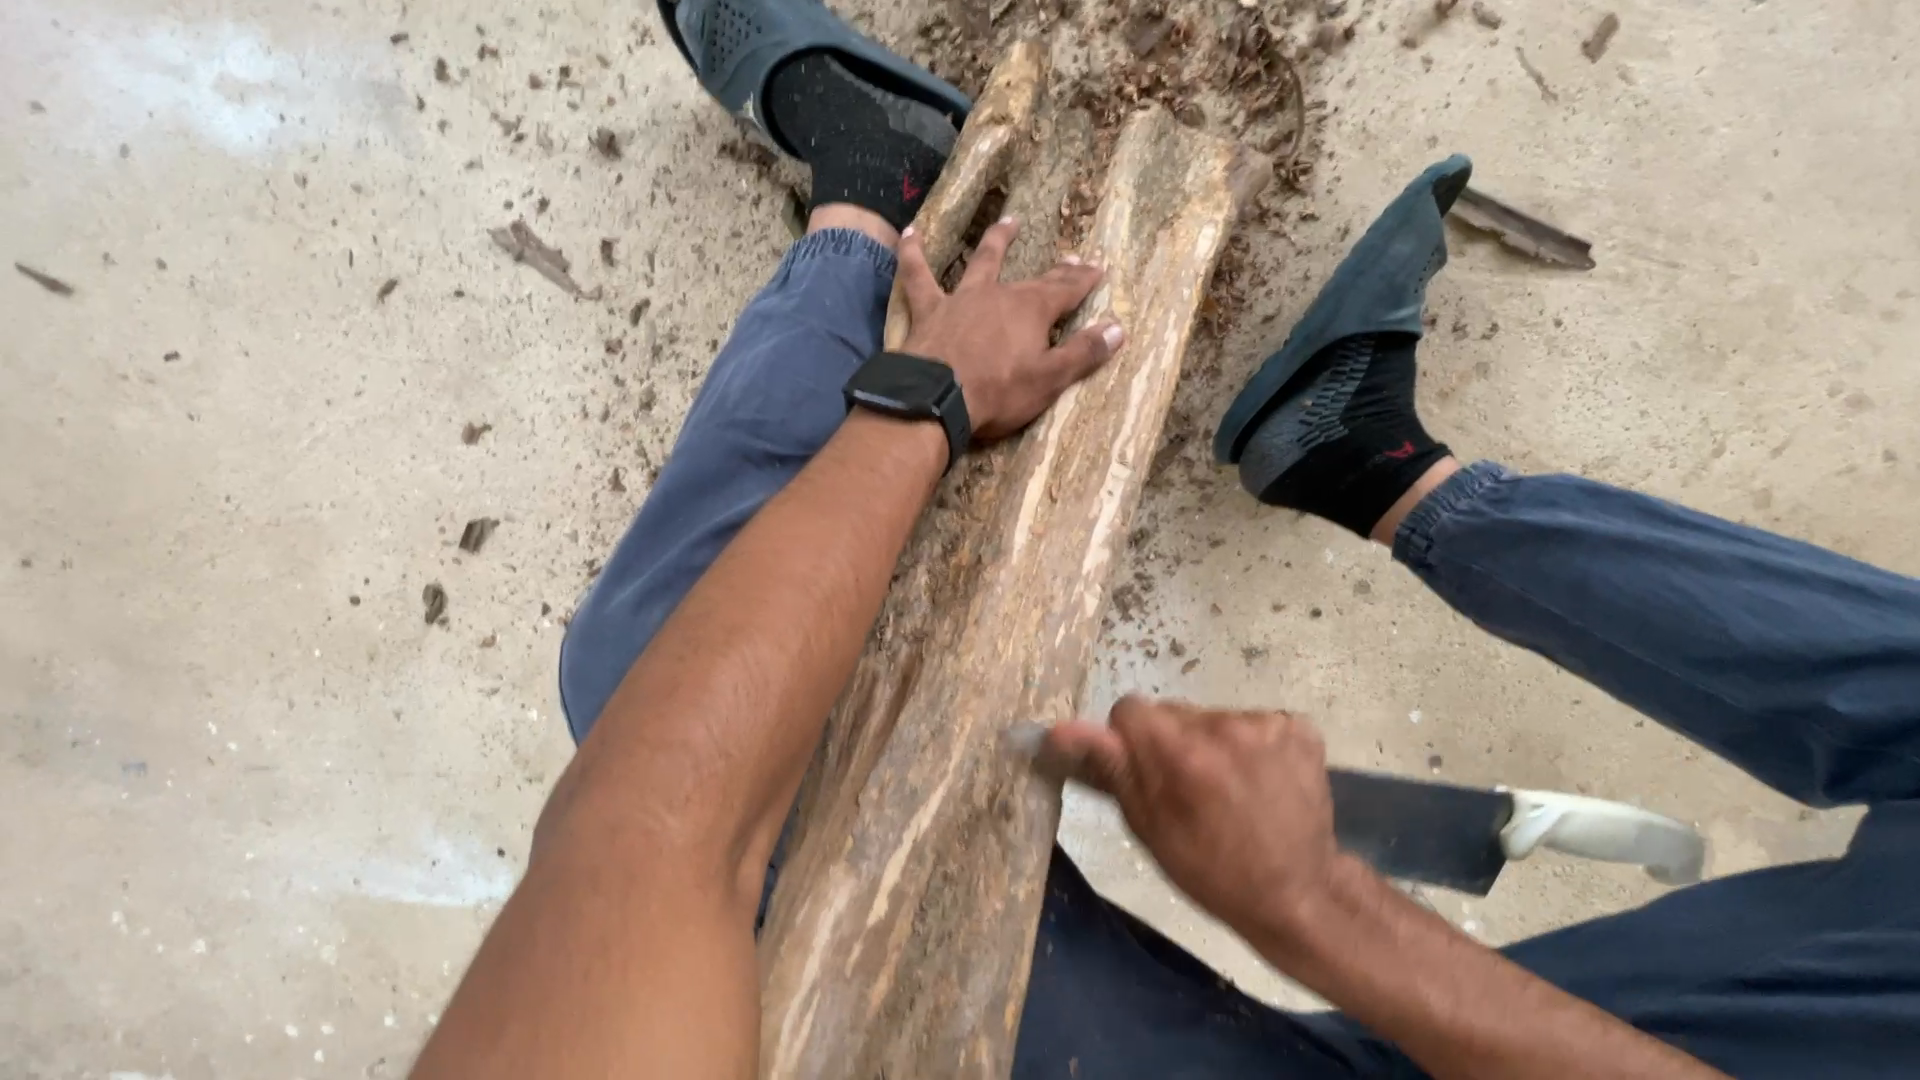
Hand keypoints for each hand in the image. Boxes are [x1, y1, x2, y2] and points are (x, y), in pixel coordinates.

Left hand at [895, 218, 1123, 439]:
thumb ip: (1083, 353)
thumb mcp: (1049, 380)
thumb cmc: (998, 393)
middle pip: (1033, 279)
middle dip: (1056, 270)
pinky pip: (918, 275)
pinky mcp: (929, 310)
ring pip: (981, 262)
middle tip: (1072, 257)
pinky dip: (912, 253)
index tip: (1099, 268)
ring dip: (996, 241)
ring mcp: (962, 299)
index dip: (1085, 281)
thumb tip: (1118, 328)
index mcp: (1032, 311)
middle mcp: (1000, 295)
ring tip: (1008, 222)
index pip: (1067, 290)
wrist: (934, 398)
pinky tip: (909, 232)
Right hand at [1043, 697, 1340, 942]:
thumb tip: (1059, 729)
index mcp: (1177, 752)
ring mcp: (1266, 724)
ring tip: (1230, 789)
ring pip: (1213, 717)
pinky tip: (1263, 781)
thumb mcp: (1147, 827)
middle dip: (1173, 741)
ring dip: (1213, 743)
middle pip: (1173, 712)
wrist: (1298, 894)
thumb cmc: (1210, 870)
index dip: (1132, 741)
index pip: (1130, 710)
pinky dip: (1253, 745)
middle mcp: (1220, 725)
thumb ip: (1109, 768)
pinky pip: (1255, 721)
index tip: (1149, 774)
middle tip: (1190, 789)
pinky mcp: (1299, 727)